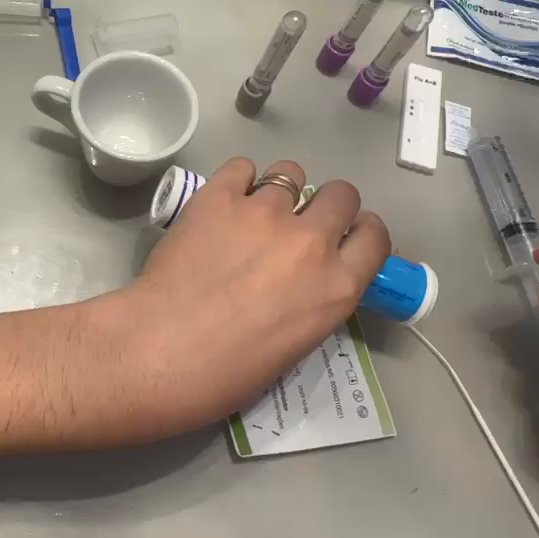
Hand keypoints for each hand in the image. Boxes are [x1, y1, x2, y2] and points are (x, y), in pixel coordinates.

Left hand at [99, 158, 389, 441]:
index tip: (345, 236)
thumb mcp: (296, 343)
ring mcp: (263, 213)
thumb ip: (312, 300)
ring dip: (279, 191)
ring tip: (254, 211)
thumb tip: (302, 279)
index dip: (361, 231)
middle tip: (299, 223)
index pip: (374, 237)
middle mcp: (310, 241)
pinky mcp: (219, 197)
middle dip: (325, 205)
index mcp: (337, 287)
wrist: (163, 349)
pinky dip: (237, 180)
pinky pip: (241, 167)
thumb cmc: (228, 371)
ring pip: (289, 173)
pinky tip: (223, 201)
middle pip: (341, 194)